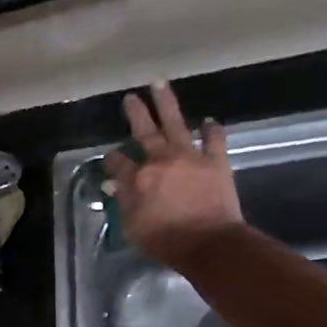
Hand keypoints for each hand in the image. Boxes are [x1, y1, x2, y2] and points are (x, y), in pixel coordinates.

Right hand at [103, 82, 242, 258]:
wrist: (209, 243)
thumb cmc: (165, 241)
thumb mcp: (132, 227)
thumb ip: (123, 202)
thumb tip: (114, 184)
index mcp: (137, 178)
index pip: (117, 161)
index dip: (111, 159)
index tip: (110, 160)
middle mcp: (161, 160)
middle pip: (144, 132)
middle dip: (136, 113)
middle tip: (130, 97)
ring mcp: (190, 157)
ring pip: (175, 123)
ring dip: (166, 102)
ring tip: (159, 83)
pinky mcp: (215, 161)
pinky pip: (214, 139)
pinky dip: (211, 129)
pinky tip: (208, 121)